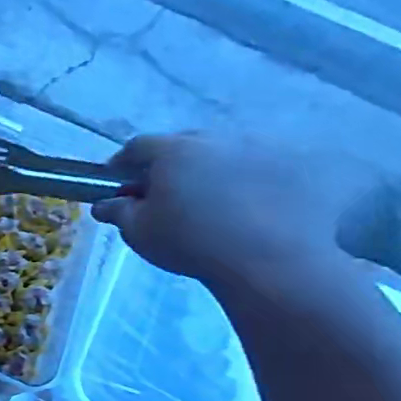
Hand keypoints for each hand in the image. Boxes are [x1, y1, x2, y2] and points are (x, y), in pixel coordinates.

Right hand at [92, 134, 357, 288]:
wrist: (271, 260)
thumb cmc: (190, 243)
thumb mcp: (139, 232)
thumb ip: (118, 211)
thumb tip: (105, 203)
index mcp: (175, 151)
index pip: (138, 146)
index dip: (122, 163)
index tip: (116, 183)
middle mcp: (218, 139)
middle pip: (184, 144)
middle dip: (168, 164)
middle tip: (163, 192)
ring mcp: (262, 148)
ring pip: (224, 152)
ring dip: (210, 168)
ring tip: (210, 200)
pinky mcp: (296, 165)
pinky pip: (261, 165)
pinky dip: (249, 178)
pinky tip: (247, 205)